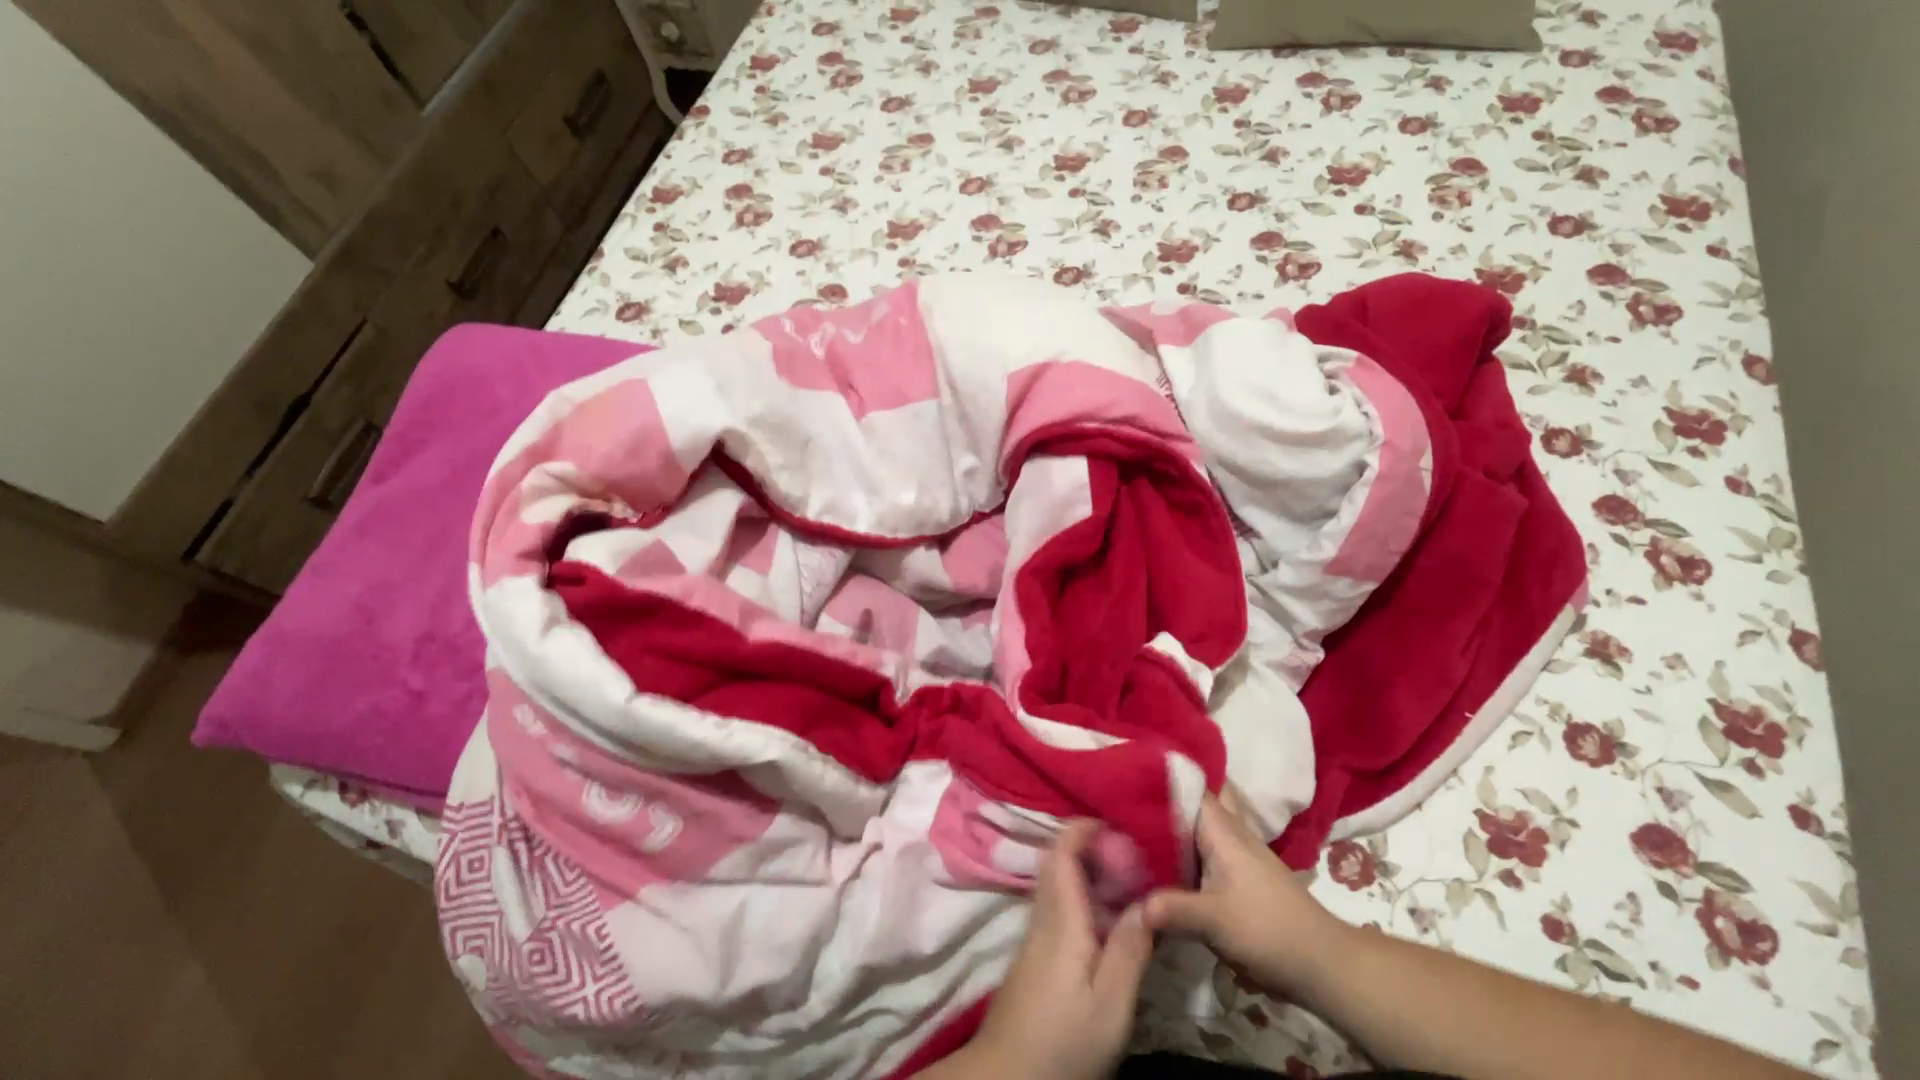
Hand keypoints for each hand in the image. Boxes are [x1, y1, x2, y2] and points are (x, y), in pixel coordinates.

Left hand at [942, 820, 1154, 1079]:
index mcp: (1061, 923)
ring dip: (1089, 877)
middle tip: (1134, 853)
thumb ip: (1130, 950)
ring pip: (1058, 890)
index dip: (1081, 829)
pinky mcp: (1034, 962)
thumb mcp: (1111, 1004)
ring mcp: (1034, 942)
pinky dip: (1084, 903)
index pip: (1060, 856)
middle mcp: (1042, 923)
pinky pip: (1059, 913)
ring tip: (1130, 882)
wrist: (1006, 1078)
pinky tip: (1109, 922)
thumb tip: (1147, 900)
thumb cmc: (1064, 1042)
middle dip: (1091, 849)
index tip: (1112, 820)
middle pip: (1057, 868)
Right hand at [1142, 788, 1347, 999]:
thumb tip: (1132, 907)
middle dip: (1166, 791)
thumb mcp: (1216, 922)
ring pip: (1198, 824)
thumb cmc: (1270, 931)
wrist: (1320, 963)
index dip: (1159, 773)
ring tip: (1128, 816)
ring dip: (1170, 819)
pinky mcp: (1236, 877)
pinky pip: (1200, 848)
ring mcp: (1235, 855)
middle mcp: (1230, 834)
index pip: (1190, 786)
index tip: (1123, 766)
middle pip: (1196, 799)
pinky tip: (1154, 856)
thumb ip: (1173, 909)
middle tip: (1125, 789)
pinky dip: (1179, 846)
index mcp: (1223, 831)